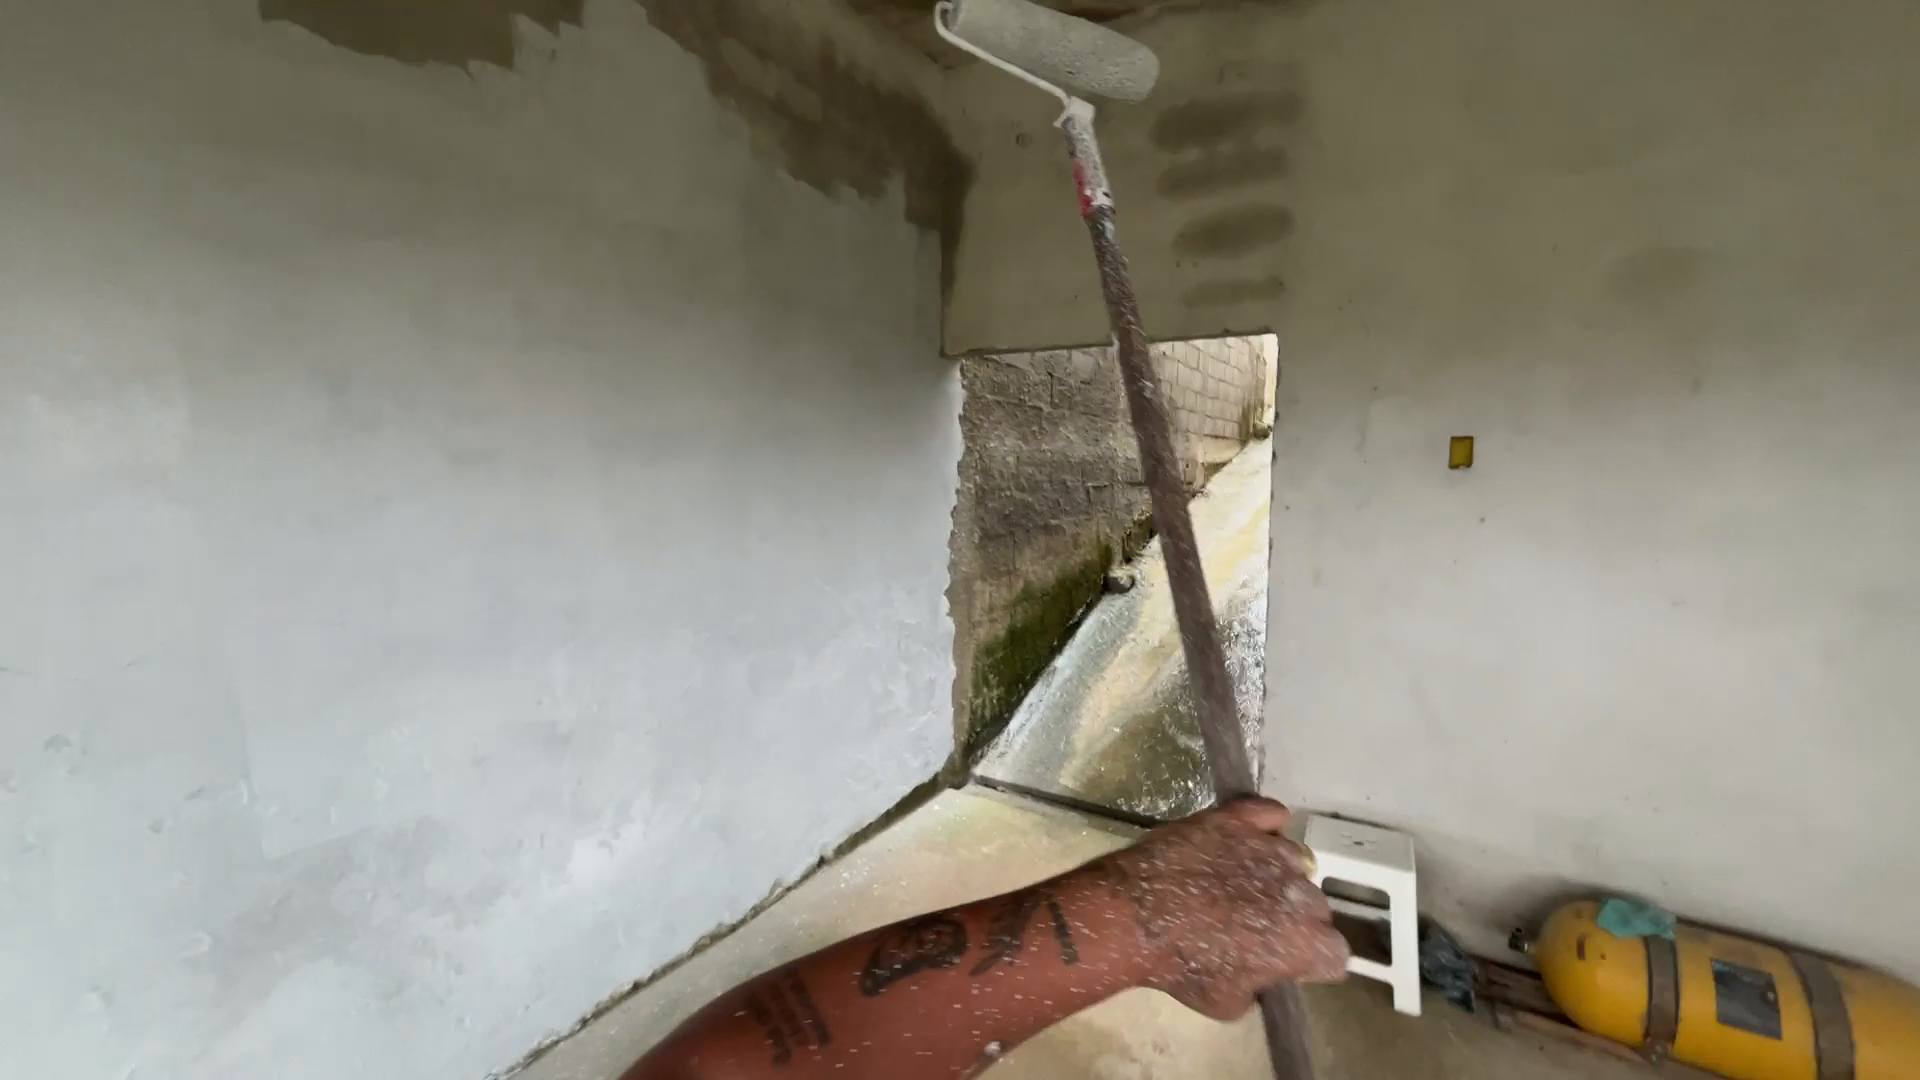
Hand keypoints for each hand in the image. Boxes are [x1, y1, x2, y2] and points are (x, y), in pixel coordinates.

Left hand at [1077, 797, 1348, 1018]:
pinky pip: (1268, 811)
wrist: (1135, 914)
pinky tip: (1253, 831)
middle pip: (1315, 903)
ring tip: (1243, 878)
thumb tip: (1261, 967)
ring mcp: (1266, 849)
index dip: (1310, 957)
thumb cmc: (1180, 965)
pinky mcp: (1235, 820)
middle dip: (1293, 913)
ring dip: (1277, 869)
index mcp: (1304, 943)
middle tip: (1257, 918)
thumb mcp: (1231, 1002)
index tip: (1287, 955)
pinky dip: (1267, 820)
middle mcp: (1298, 892)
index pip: (1334, 952)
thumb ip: (1262, 982)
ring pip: (1293, 857)